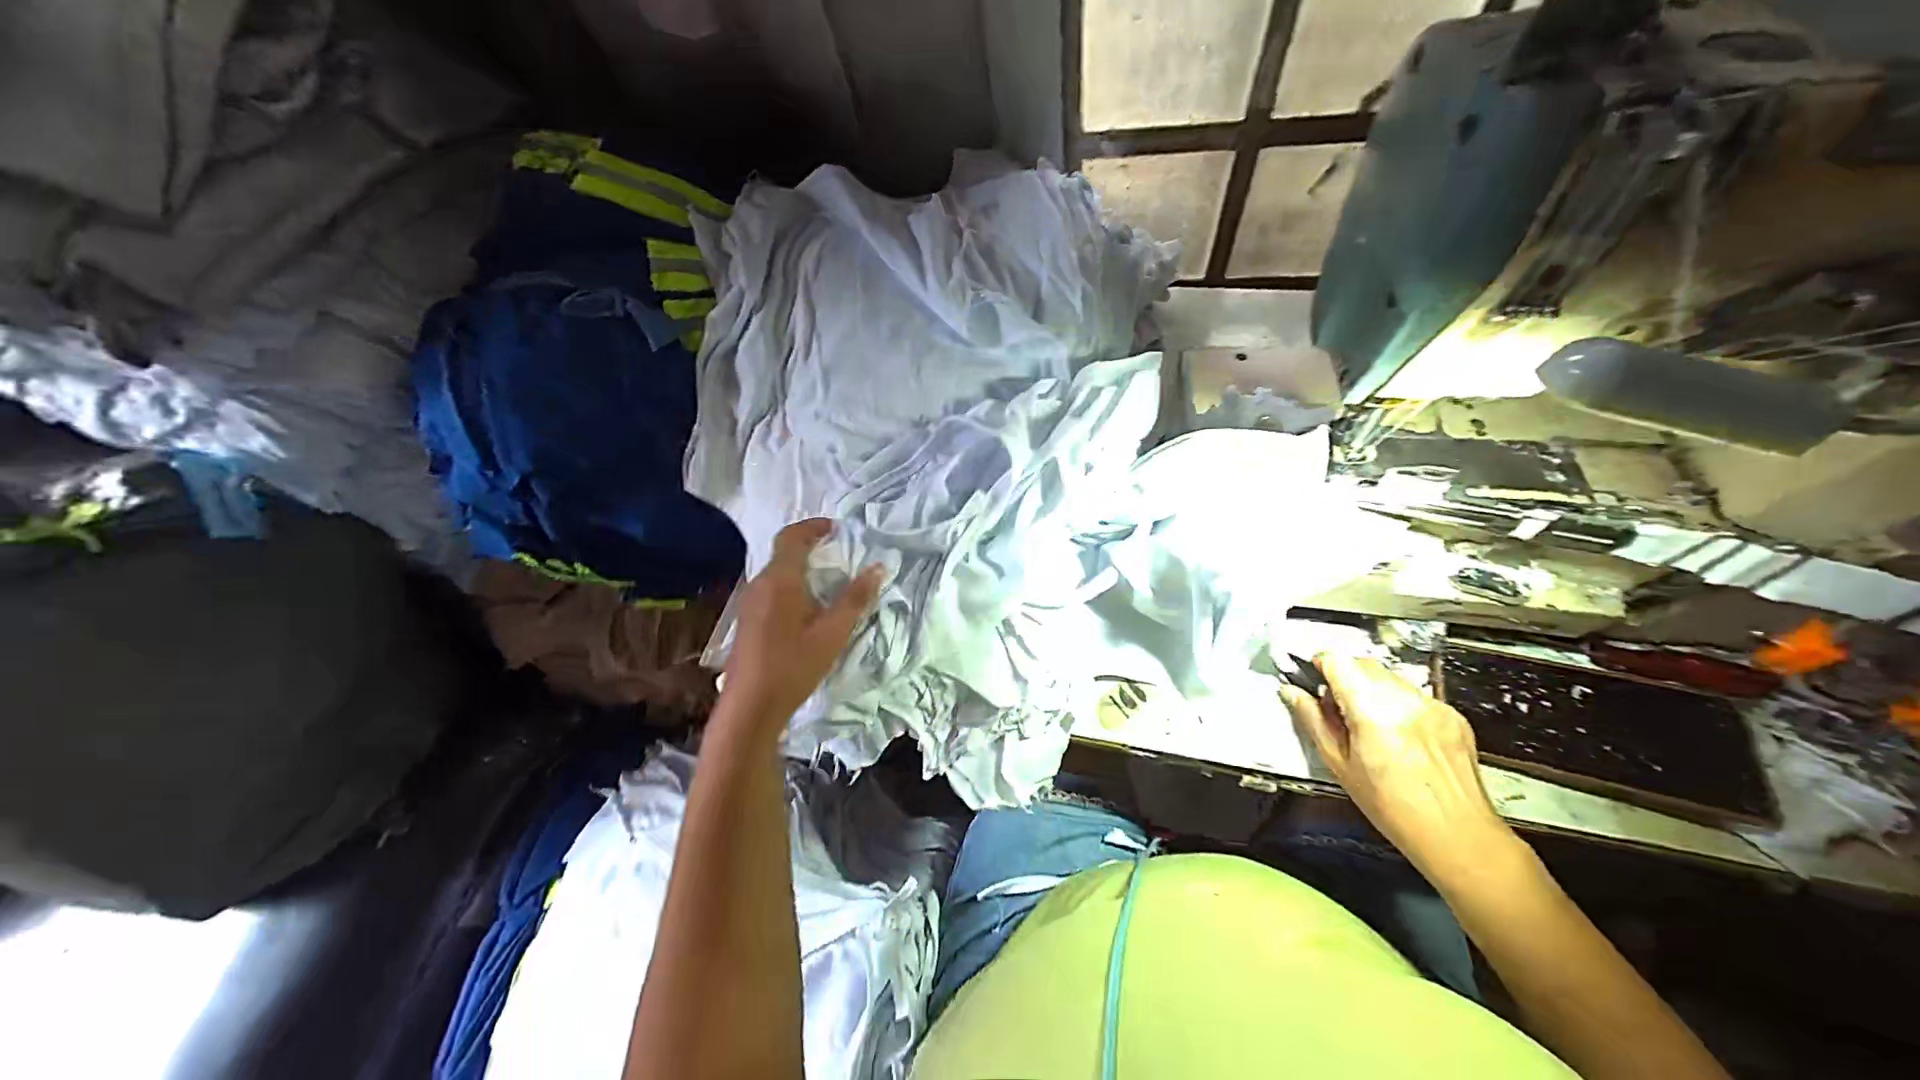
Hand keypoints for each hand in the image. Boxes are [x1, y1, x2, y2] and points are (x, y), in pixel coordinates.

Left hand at [719, 519, 882, 736]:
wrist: (750, 706)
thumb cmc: (793, 666)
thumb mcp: (832, 633)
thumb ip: (855, 599)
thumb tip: (878, 567)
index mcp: (780, 580)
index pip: (792, 537)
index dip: (814, 526)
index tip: (837, 528)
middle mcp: (759, 584)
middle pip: (783, 553)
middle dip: (811, 548)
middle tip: (839, 555)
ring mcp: (749, 603)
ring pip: (776, 573)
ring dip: (800, 569)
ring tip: (828, 583)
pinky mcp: (746, 621)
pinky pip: (770, 590)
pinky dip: (791, 587)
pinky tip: (806, 610)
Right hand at [1278, 653, 1517, 881]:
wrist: (1456, 832)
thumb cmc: (1398, 809)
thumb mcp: (1339, 764)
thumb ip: (1313, 721)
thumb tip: (1293, 695)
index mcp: (1373, 713)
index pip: (1338, 661)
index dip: (1320, 665)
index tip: (1313, 675)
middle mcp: (1405, 702)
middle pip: (1363, 664)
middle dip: (1344, 678)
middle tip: (1335, 708)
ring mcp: (1431, 706)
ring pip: (1388, 677)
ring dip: (1370, 690)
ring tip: (1368, 726)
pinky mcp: (1450, 714)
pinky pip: (1413, 694)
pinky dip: (1398, 704)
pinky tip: (1397, 735)